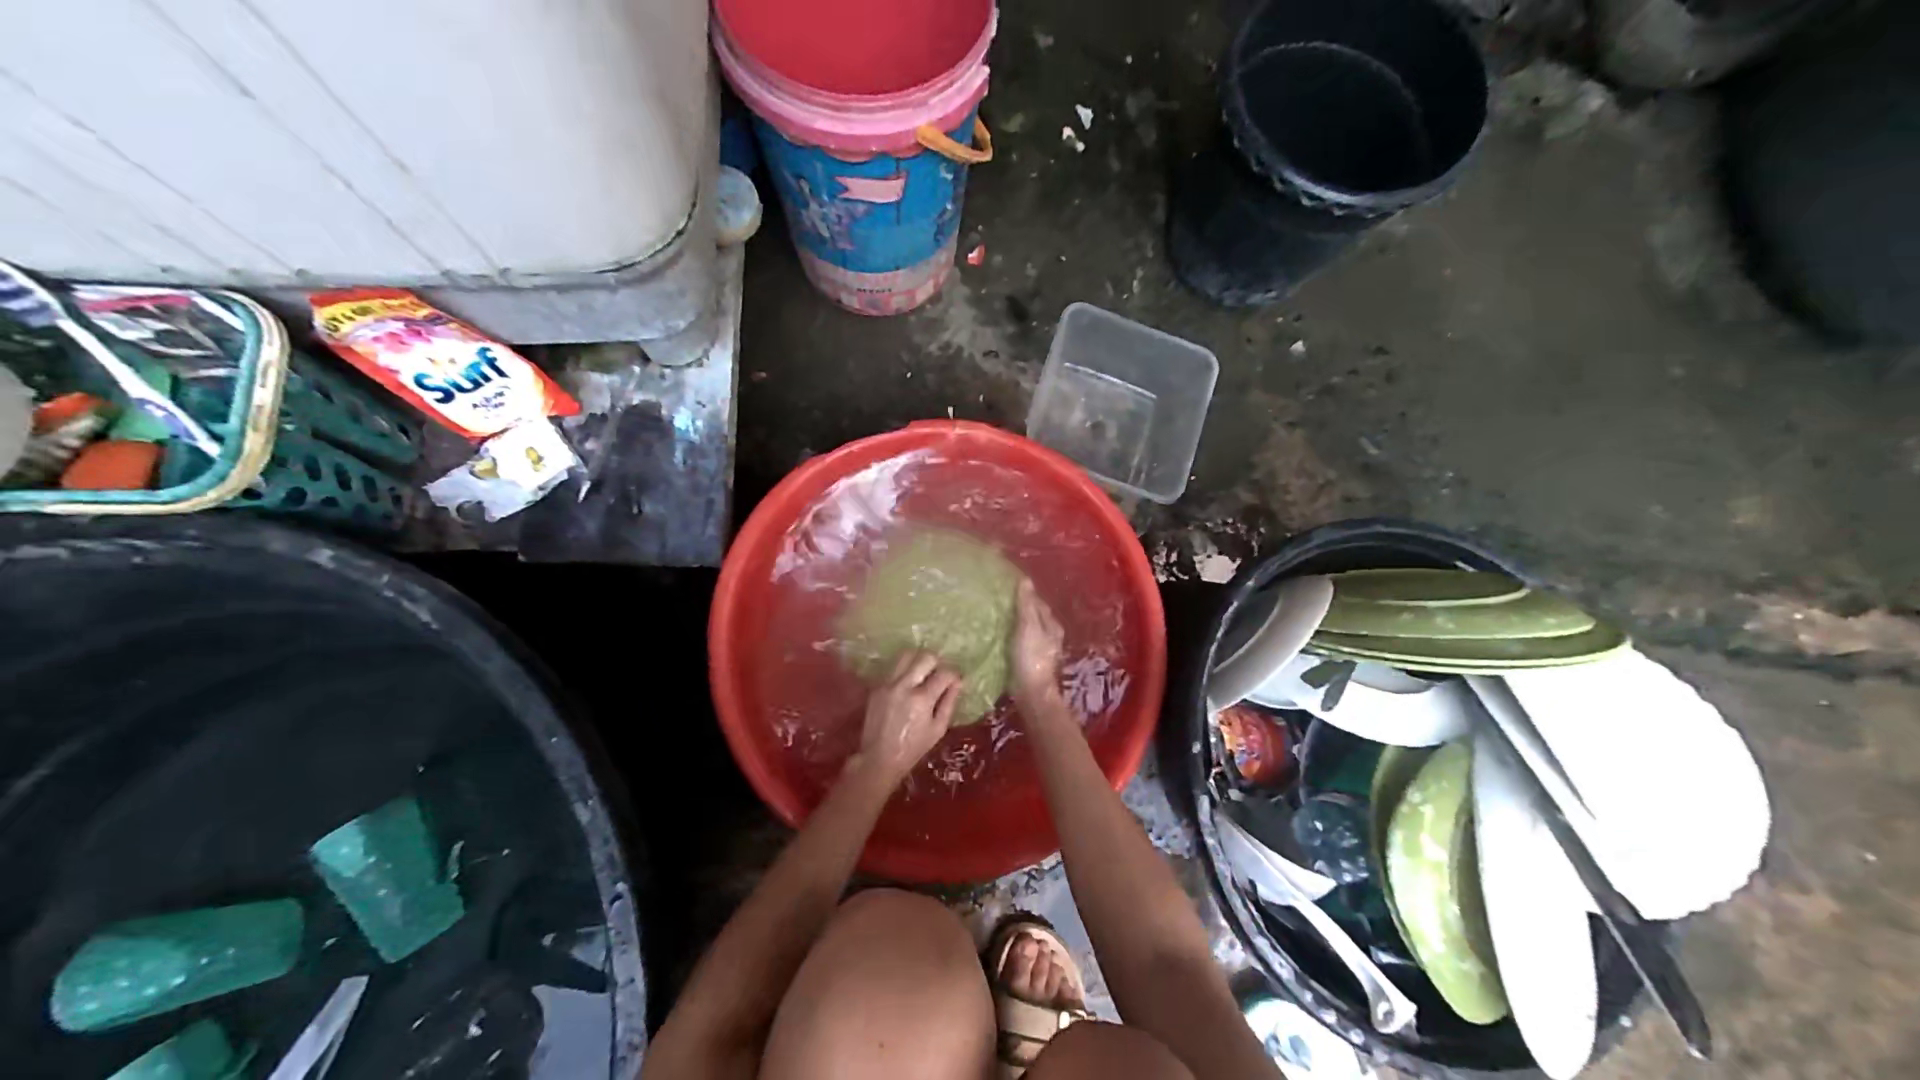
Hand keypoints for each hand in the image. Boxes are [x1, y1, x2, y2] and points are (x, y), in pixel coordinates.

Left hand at [852, 651, 961, 786]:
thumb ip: (949, 702)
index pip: (944, 673)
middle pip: (925, 657)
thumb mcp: (938, 729)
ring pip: (907, 656)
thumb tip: (958, 682)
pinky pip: (894, 669)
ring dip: (919, 661)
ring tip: (924, 674)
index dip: (954, 675)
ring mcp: (887, 684)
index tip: (955, 681)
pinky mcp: (877, 687)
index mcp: (922, 699)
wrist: (878, 758)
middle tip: (939, 674)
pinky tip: (909, 685)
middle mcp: (903, 686)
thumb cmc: (913, 748)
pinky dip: (905, 671)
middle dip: (937, 663)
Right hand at [1011, 577, 1065, 707]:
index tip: (1009, 587)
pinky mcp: (1032, 662)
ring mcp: (1042, 650)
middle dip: (1022, 608)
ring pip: (1030, 629)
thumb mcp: (1028, 626)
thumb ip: (1026, 605)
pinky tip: (1002, 637)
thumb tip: (1025, 580)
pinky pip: (1022, 642)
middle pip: (1036, 616)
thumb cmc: (1031, 657)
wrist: (1032, 692)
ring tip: (999, 617)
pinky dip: (1014, 636)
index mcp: (1052, 625)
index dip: (1026, 594)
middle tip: (1001, 600)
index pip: (1039, 603)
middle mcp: (1050, 635)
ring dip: (1018, 623)